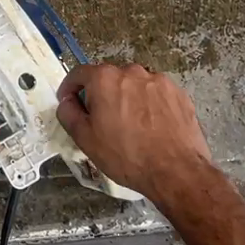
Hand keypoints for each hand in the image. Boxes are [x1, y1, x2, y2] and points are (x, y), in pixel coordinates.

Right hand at [56, 62, 213, 204]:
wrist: (177, 173)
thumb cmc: (127, 156)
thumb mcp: (85, 139)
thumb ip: (68, 113)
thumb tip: (66, 101)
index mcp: (104, 78)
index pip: (79, 73)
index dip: (70, 88)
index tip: (70, 102)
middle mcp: (131, 71)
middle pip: (108, 78)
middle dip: (102, 94)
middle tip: (103, 120)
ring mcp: (157, 81)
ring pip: (134, 85)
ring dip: (128, 98)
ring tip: (132, 125)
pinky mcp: (178, 94)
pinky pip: (156, 94)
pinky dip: (151, 105)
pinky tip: (153, 127)